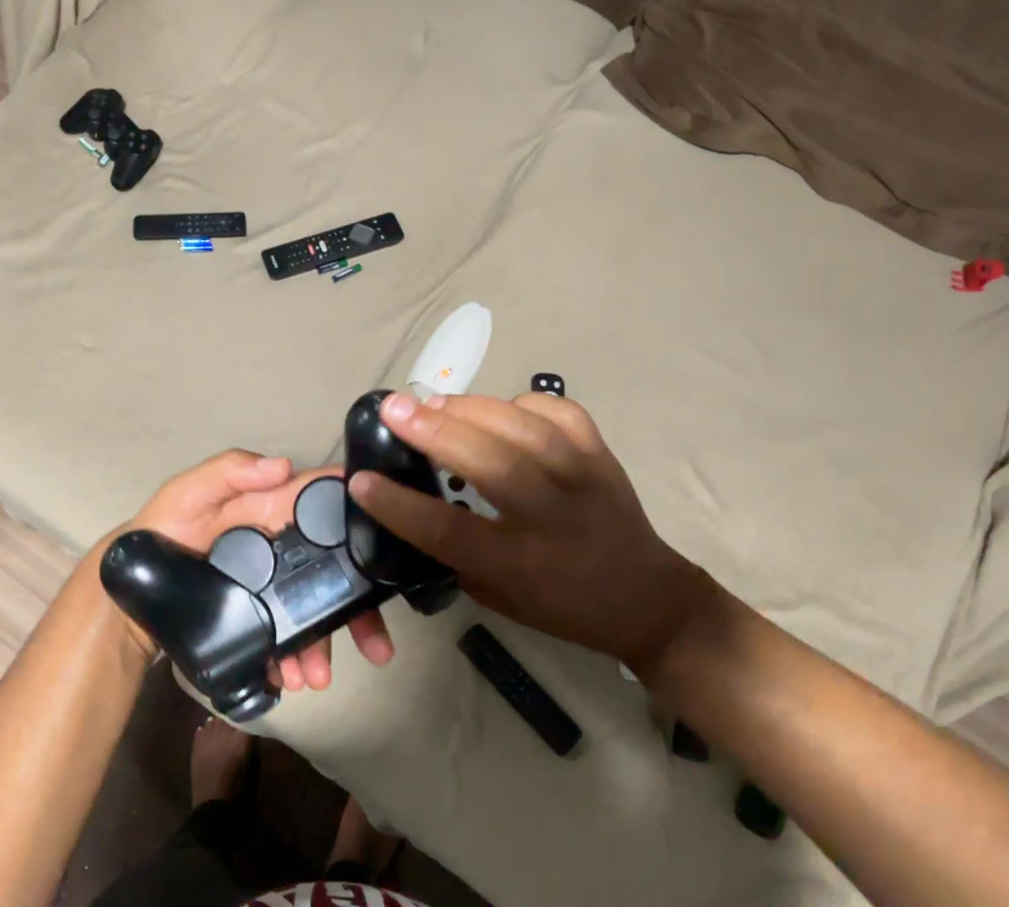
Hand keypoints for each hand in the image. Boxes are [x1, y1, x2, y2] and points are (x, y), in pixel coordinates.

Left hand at [105, 450, 394, 688]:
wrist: (133, 588)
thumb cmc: (163, 529)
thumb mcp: (188, 493)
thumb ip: (228, 472)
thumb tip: (283, 465)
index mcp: (274, 507)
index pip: (326, 507)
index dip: (361, 522)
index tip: (390, 547)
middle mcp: (283, 546)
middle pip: (335, 571)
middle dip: (358, 608)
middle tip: (375, 646)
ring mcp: (274, 585)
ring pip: (315, 612)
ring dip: (325, 644)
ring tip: (315, 676)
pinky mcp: (260, 616)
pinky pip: (288, 638)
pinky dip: (295, 659)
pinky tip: (290, 677)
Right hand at [348, 393, 715, 671]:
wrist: (648, 599)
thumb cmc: (562, 607)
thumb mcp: (500, 598)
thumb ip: (458, 555)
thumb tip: (414, 500)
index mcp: (520, 566)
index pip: (448, 531)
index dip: (399, 505)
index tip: (361, 481)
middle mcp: (553, 519)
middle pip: (491, 465)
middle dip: (435, 432)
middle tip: (393, 408)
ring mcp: (584, 481)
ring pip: (524, 429)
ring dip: (470, 408)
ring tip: (431, 401)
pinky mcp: (603, 456)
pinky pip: (559, 413)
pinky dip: (520, 403)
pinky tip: (496, 409)